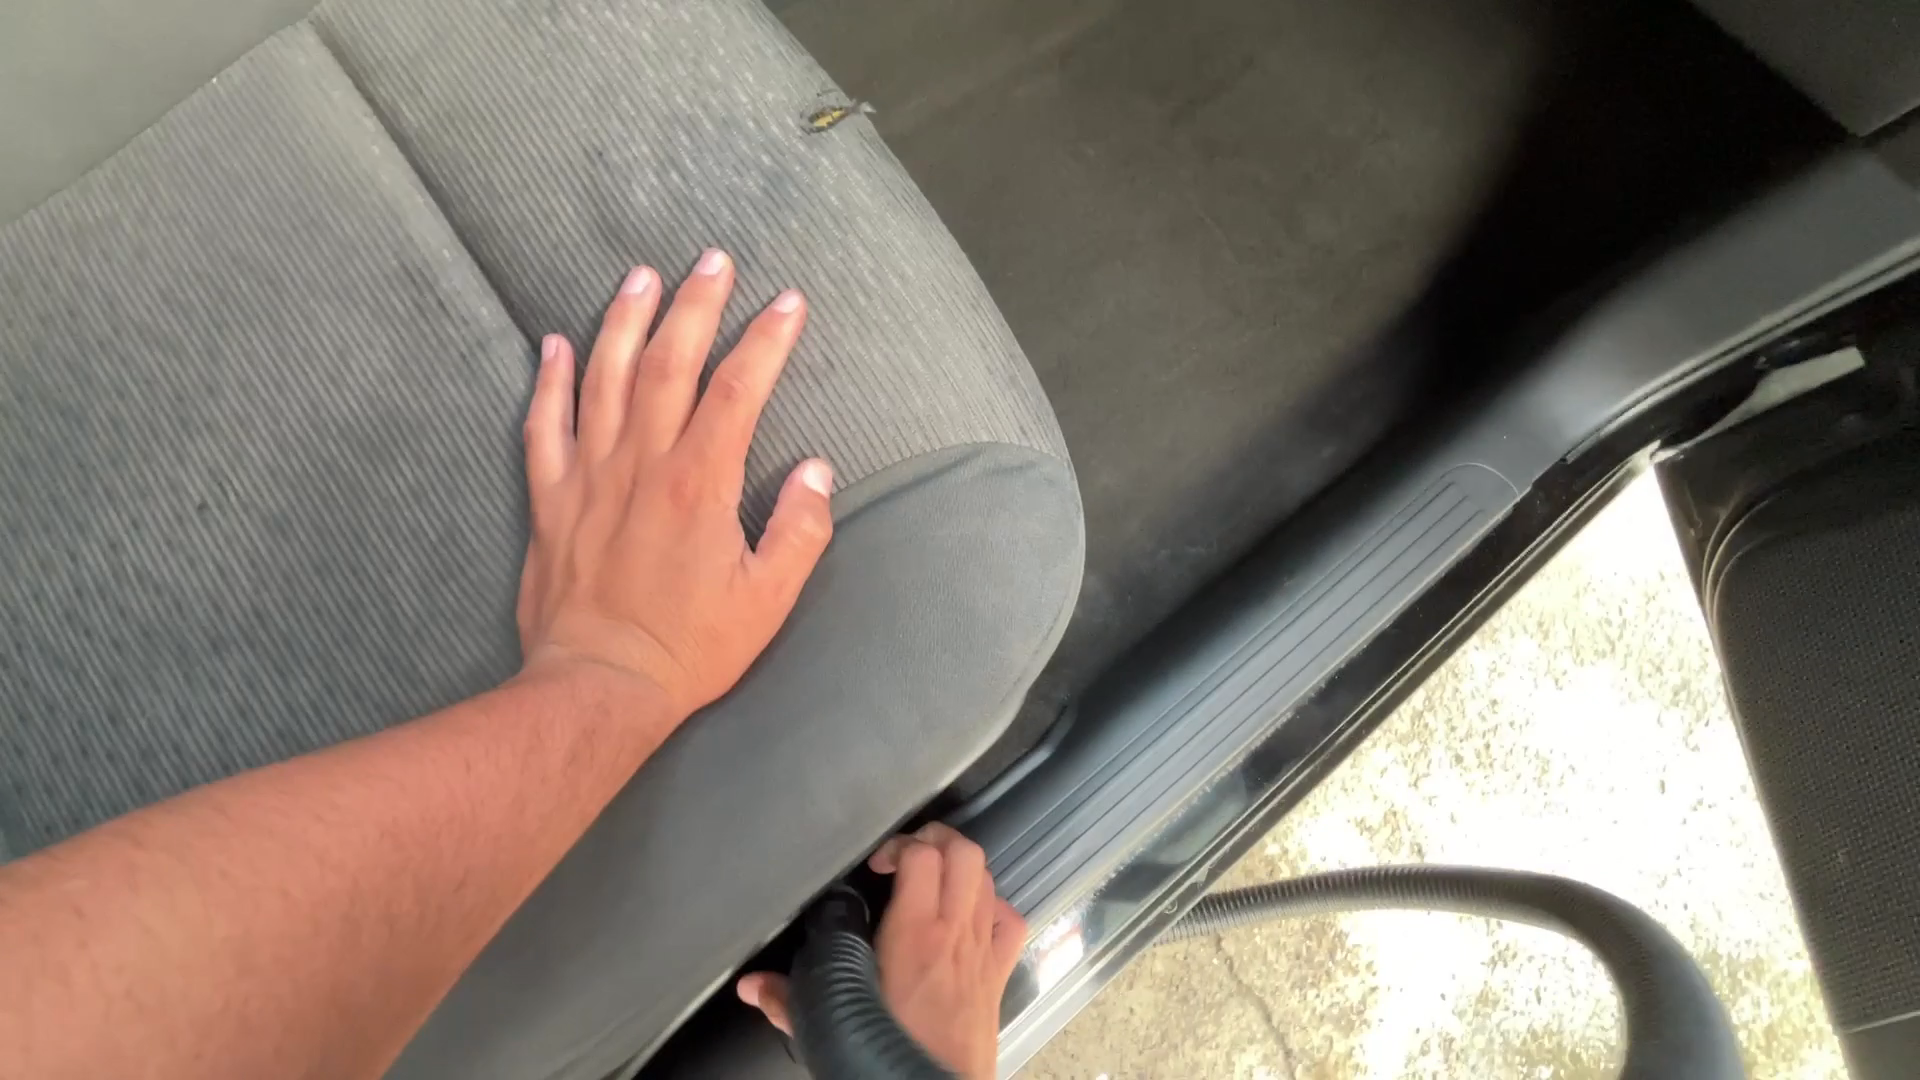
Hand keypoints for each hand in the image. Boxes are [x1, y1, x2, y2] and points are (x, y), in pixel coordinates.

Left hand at [516, 249, 833, 719]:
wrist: (602, 686)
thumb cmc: (693, 645)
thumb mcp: (770, 598)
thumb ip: (800, 529)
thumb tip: (816, 471)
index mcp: (700, 484)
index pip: (737, 391)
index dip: (766, 341)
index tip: (788, 303)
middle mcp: (642, 464)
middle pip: (668, 364)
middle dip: (695, 306)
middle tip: (712, 260)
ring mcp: (588, 476)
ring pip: (604, 379)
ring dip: (624, 321)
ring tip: (641, 276)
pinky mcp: (550, 499)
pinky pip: (542, 425)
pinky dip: (549, 381)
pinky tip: (555, 343)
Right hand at [737, 824, 1027, 1079]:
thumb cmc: (890, 1059)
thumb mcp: (835, 1022)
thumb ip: (790, 999)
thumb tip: (754, 987)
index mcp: (914, 936)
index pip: (921, 856)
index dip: (900, 844)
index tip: (879, 862)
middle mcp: (953, 934)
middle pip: (963, 852)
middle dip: (937, 839)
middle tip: (910, 852)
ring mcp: (980, 950)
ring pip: (986, 877)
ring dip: (961, 866)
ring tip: (934, 875)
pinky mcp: (997, 974)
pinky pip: (1009, 920)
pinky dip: (993, 905)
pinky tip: (971, 913)